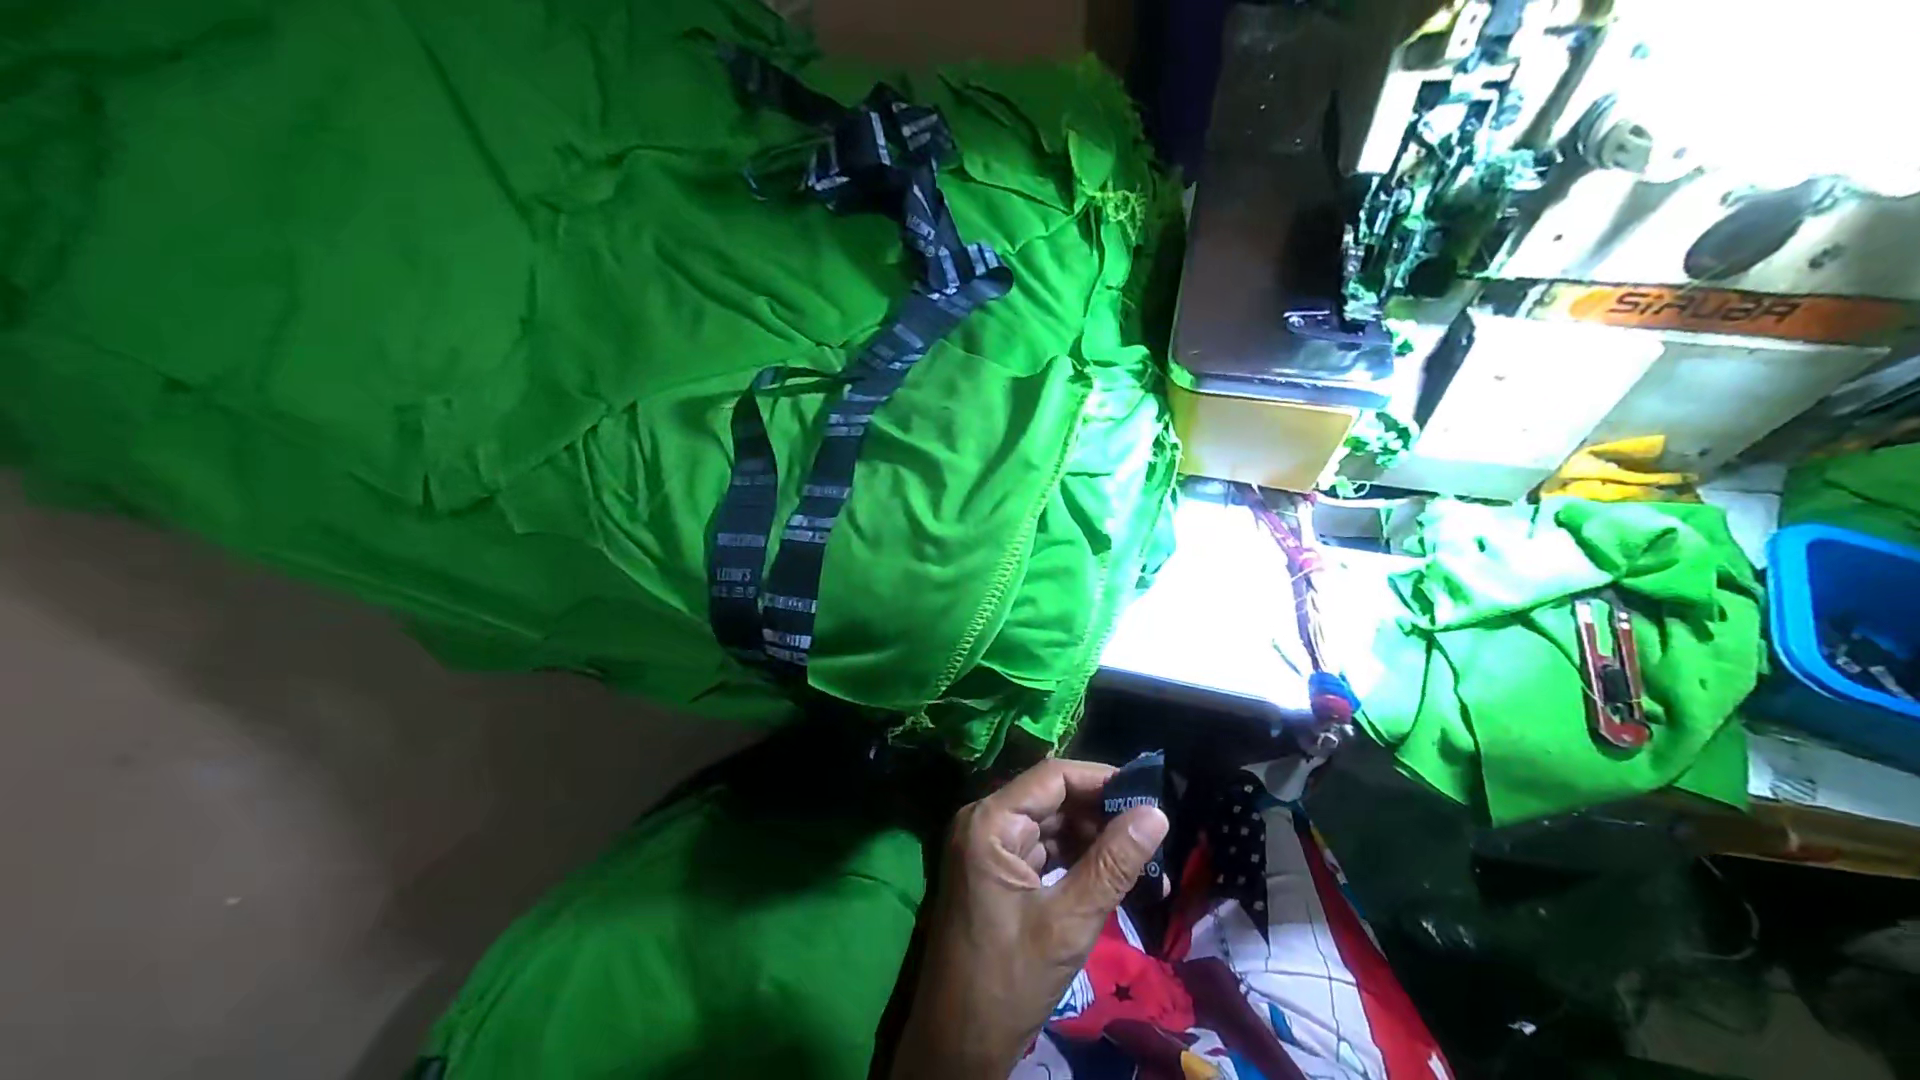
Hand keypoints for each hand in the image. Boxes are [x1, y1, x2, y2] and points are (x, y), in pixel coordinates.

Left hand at [890, 758, 1170, 1079]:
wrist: (957, 1043)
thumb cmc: (1008, 980)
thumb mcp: (1069, 922)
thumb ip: (1113, 864)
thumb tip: (1157, 814)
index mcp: (990, 822)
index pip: (1053, 777)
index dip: (1101, 779)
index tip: (1149, 794)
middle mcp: (984, 823)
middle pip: (1051, 799)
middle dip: (1101, 813)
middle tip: (1153, 830)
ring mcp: (986, 848)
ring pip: (1049, 825)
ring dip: (1092, 838)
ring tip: (1142, 855)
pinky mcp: (994, 872)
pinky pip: (1040, 850)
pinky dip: (1074, 858)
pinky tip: (1111, 872)